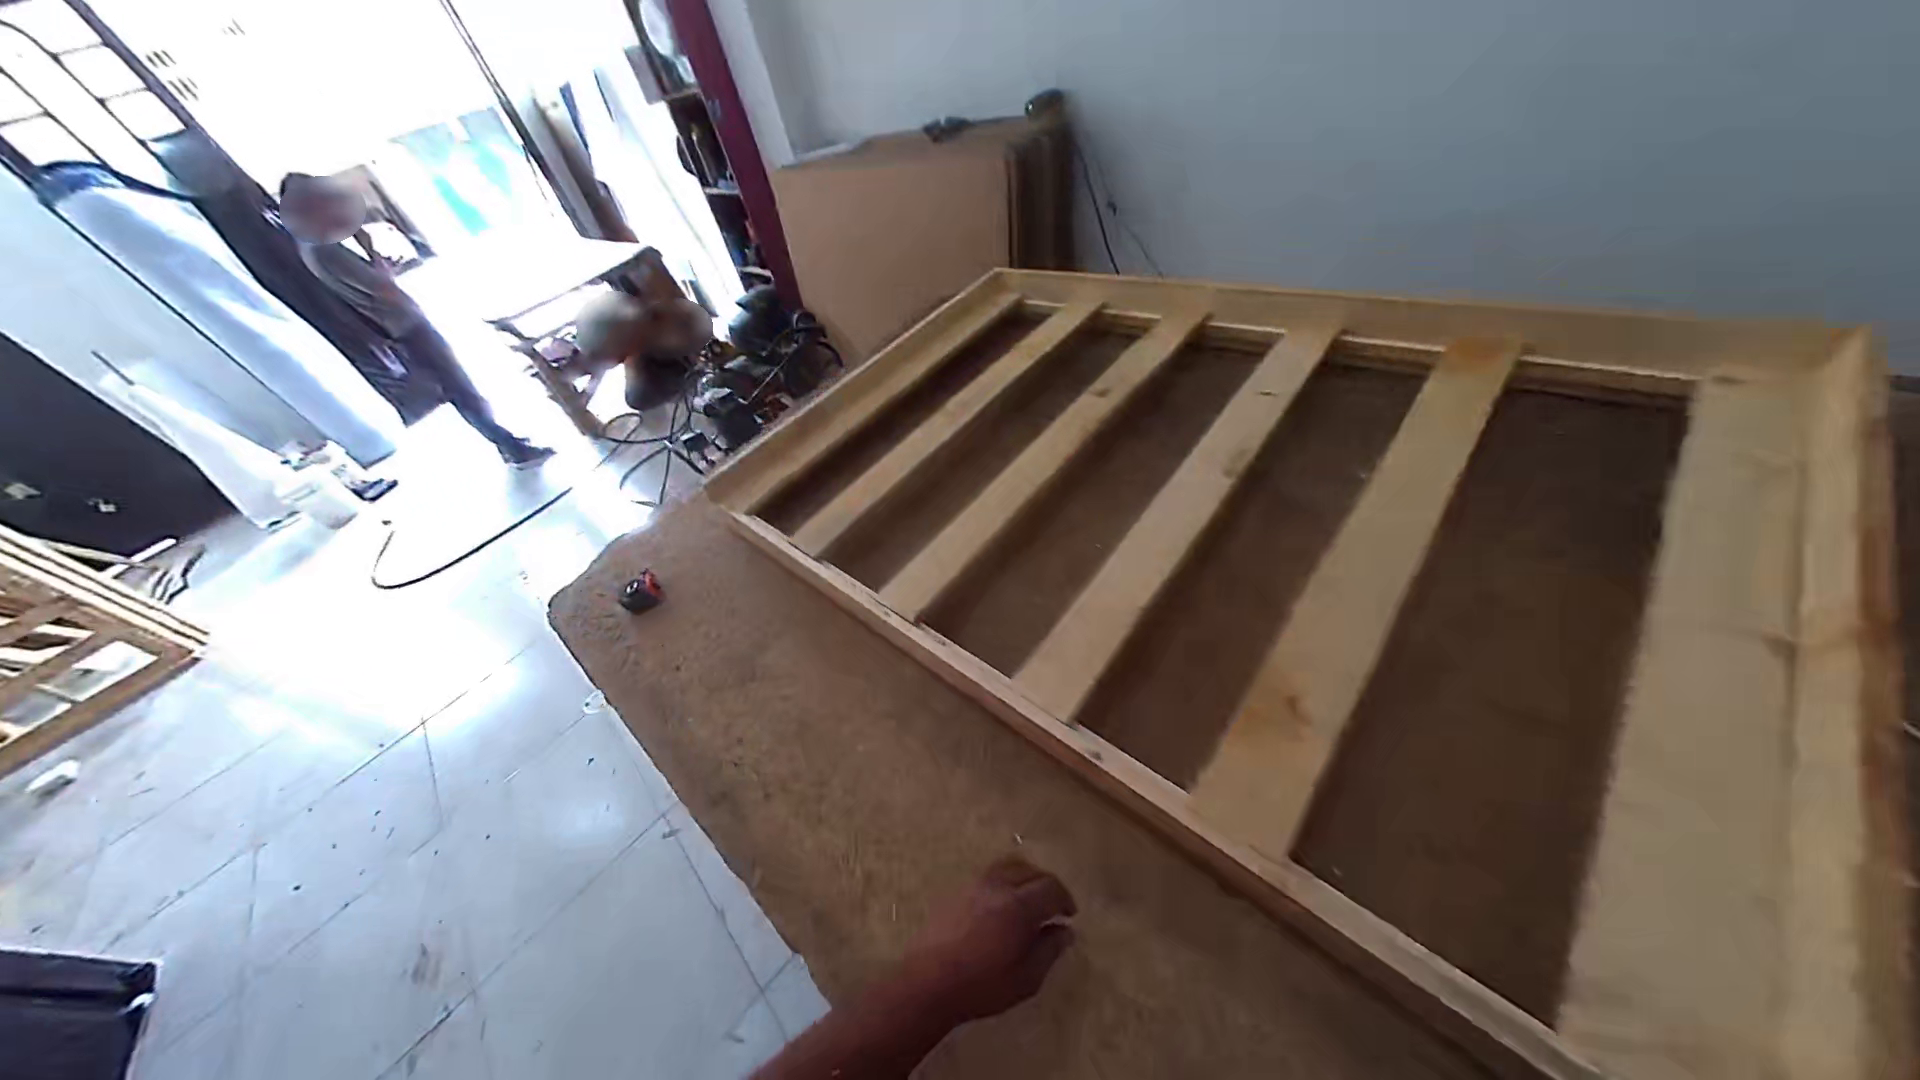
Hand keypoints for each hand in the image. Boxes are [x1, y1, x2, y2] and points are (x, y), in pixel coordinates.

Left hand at [889, 855, 1076, 1025]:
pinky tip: (1002, 904)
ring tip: (1029, 899)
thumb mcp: (1026, 978)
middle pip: (1031, 871)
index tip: (1069, 915)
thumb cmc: (982, 985)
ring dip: (1025, 877)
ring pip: (1009, 866)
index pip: (1051, 888)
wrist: (930, 980)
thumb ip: (1048, 950)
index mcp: (1019, 905)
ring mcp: (976, 884)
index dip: (1065, 899)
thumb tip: (1065, 931)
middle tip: (1053, 907)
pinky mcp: (959, 889)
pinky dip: (1005, 881)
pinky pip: (990, 874)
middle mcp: (999, 885)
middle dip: (1047, 885)